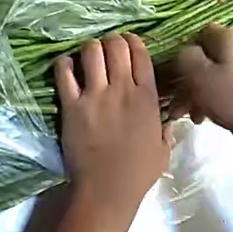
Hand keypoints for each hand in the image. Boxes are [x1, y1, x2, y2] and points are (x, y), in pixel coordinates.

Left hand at [54, 34, 170, 212]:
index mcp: (148, 97)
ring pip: (91, 52)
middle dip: (112, 41)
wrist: (108, 190)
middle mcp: (122, 90)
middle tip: (108, 47)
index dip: (133, 42)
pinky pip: (64, 73)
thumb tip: (168, 121)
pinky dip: (65, 63)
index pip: (141, 54)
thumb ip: (166, 129)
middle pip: (116, 46)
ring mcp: (95, 96)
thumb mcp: (164, 148)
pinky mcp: (71, 106)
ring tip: (89, 55)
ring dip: (91, 48)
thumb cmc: (139, 172)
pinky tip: (67, 66)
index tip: (128, 43)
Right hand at [172, 25, 232, 150]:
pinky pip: (217, 92)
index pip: (198, 34)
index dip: (181, 49)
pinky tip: (199, 118)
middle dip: (183, 80)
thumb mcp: (200, 73)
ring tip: (180, 113)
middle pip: (201, 59)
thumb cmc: (232, 96)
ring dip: (190, 95)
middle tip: (171, 98)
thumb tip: (183, 52)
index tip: (169, 68)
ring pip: (206, 78)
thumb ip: (185, 56)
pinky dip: (205, 103)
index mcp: (227, 39)